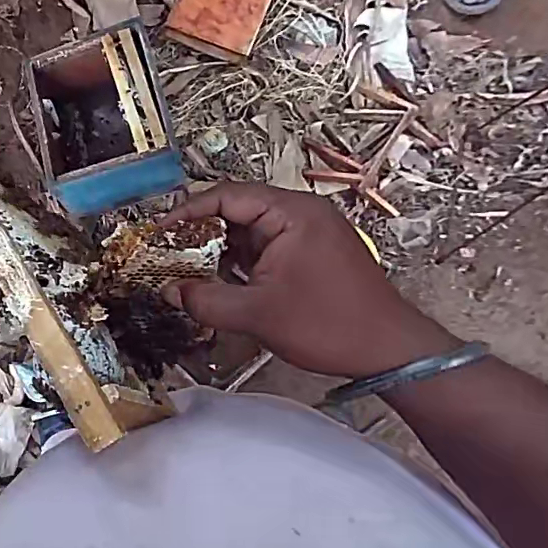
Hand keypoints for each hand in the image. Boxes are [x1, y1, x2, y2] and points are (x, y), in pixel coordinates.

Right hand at [161, 184, 459, 378]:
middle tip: (166, 253)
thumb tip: (168, 293)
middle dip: (198, 233)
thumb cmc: (331, 325)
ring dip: (215, 250)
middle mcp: (299, 215)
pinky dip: (235, 262)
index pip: (226, 196)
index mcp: (292, 213)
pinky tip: (214, 281)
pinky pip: (261, 249)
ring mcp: (305, 235)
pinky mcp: (306, 255)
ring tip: (183, 269)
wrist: (389, 351)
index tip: (158, 231)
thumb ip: (205, 301)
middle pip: (235, 211)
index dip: (186, 212)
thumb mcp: (257, 314)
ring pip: (246, 232)